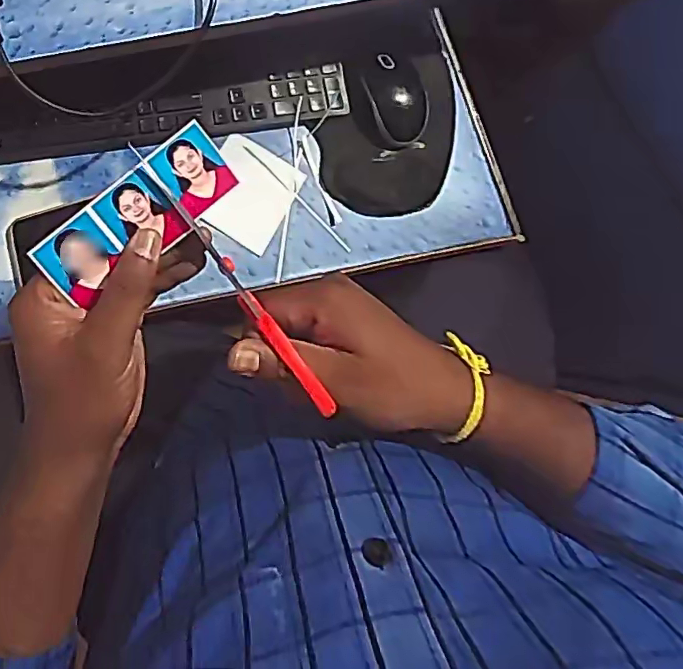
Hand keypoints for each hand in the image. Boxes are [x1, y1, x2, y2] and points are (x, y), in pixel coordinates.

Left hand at [9, 227, 205, 461]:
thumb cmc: (78, 409)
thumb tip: (145, 237)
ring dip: (158, 253)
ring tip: (192, 232)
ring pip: (124, 268)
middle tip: (177, 210)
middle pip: (106, 251)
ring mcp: (86, 308)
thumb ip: (127, 285)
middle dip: (143, 233)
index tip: (146, 199)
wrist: (82, 455)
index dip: (116, 218)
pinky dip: (158, 277)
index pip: (81, 242)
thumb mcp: (106, 341)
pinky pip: (133, 289)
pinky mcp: (107, 321)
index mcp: (44, 294)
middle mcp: (61, 295)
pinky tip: (184, 261)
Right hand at [227, 274, 475, 433]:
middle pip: (270, 316)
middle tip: (309, 385)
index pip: (257, 308)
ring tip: (324, 383)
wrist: (449, 396)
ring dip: (295, 359)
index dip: (257, 343)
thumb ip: (283, 363)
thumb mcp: (336, 382)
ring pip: (285, 326)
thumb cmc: (395, 388)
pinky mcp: (341, 312)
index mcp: (320, 295)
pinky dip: (309, 356)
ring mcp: (334, 297)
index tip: (277, 375)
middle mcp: (323, 287)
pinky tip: (331, 376)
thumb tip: (232, 353)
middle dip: (279, 354)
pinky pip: (304, 329)